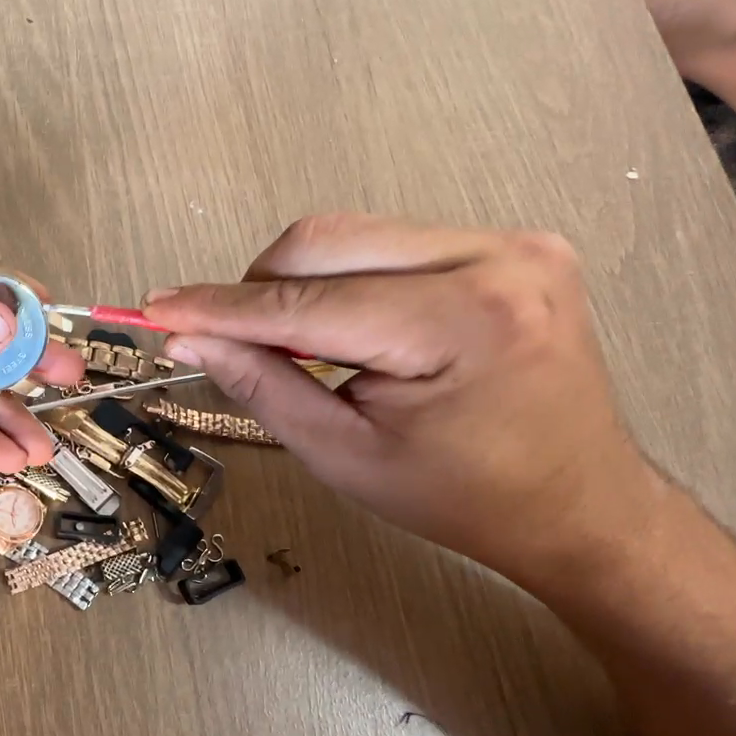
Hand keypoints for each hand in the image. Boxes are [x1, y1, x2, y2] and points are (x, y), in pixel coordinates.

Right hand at [143, 214, 664, 583]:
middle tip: (233, 340)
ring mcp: (511, 242)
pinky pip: (388, 242)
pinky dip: (342, 278)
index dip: (218, 307)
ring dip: (298, 283)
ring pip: (351, 233)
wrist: (580, 503)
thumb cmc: (459, 496)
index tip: (155, 309)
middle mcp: (495, 259)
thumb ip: (259, 383)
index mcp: (460, 323)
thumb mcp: (341, 453)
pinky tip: (345, 328)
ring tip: (296, 344)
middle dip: (257, 288)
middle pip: (324, 239)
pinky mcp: (510, 243)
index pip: (304, 303)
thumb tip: (186, 336)